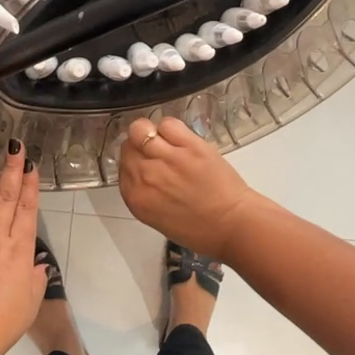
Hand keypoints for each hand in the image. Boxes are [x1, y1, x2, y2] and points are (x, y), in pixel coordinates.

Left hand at [0, 143, 47, 354]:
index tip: (30, 165)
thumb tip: (37, 265)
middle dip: (11, 171)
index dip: (29, 186)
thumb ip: (35, 278)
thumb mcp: (32, 301)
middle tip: (14, 148)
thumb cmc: (5, 323)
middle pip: (4, 200)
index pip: (26, 211)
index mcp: (18, 250)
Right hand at [116, 117, 271, 257]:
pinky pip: (168, 124)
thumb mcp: (157, 218)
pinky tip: (179, 138)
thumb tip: (142, 172)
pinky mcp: (190, 146)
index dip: (133, 161)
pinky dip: (169, 128)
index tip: (144, 162)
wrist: (233, 224)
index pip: (121, 166)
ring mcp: (167, 158)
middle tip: (157, 152)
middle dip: (139, 147)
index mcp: (136, 197)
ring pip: (141, 130)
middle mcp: (146, 175)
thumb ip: (144, 193)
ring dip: (150, 133)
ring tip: (165, 141)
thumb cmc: (198, 230)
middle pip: (128, 146)